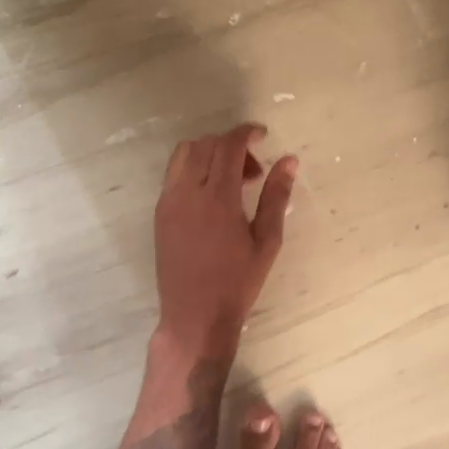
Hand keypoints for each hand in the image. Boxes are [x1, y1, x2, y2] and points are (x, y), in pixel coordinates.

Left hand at [154, 123, 297, 357]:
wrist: (194, 315)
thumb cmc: (237, 283)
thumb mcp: (266, 241)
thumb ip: (276, 197)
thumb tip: (289, 160)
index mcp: (217, 198)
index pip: (228, 145)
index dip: (246, 132)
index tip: (262, 135)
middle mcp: (187, 192)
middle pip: (205, 144)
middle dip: (231, 146)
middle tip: (254, 172)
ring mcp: (168, 202)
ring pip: (184, 154)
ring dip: (209, 154)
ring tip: (231, 181)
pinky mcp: (159, 213)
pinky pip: (173, 174)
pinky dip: (193, 170)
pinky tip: (211, 196)